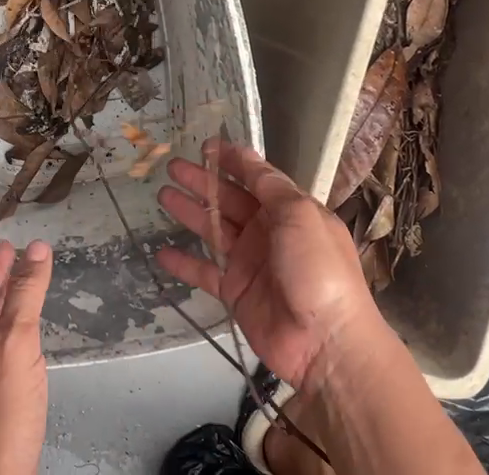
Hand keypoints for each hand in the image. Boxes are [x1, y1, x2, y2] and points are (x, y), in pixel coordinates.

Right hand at [155, 140, 382, 389]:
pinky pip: (204, 272)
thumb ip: (270, 186)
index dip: (232, 161)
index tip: (206, 146)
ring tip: (163, 195)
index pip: (256, 177)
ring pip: (213, 230)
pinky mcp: (236, 292)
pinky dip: (184, 263)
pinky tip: (162, 252)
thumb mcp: (300, 215)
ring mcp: (251, 262)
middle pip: (228, 200)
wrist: (326, 342)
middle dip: (202, 182)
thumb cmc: (318, 269)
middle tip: (173, 167)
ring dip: (189, 213)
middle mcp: (269, 232)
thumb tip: (247, 157)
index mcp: (290, 211)